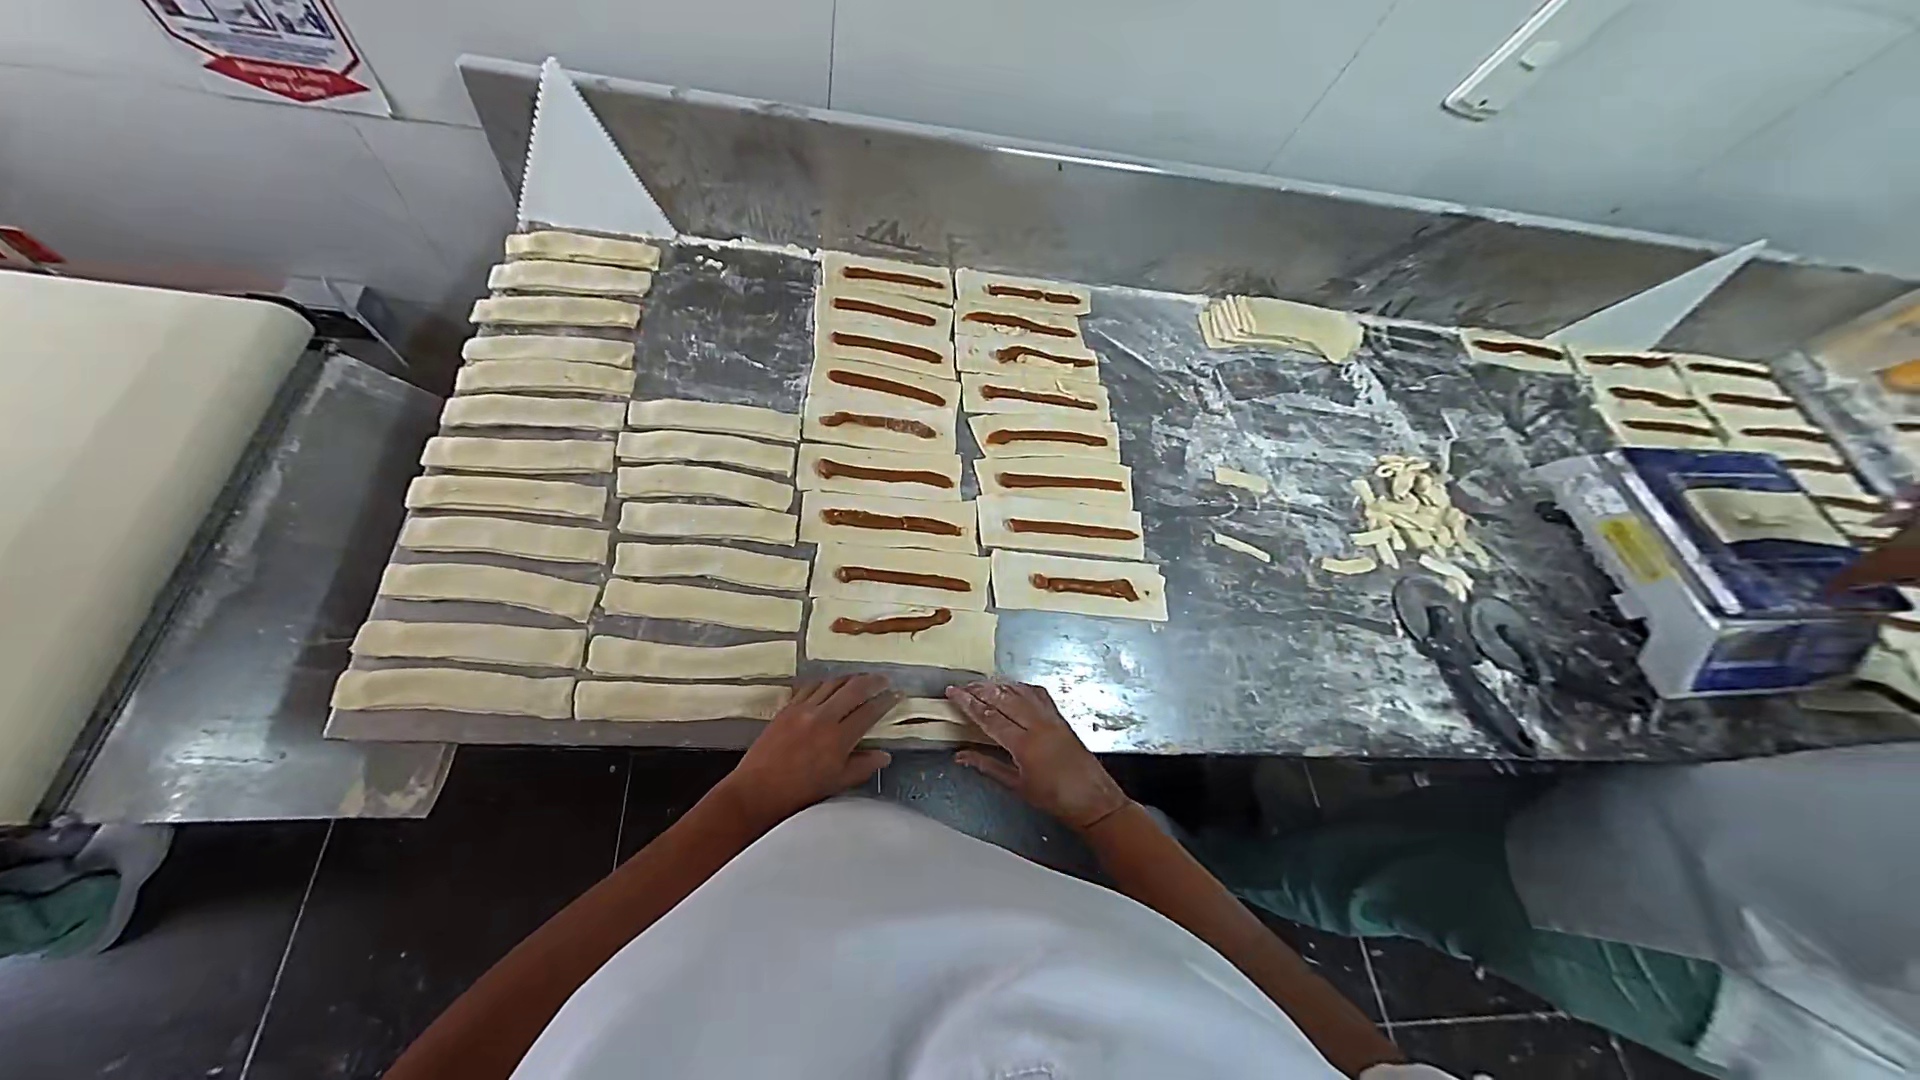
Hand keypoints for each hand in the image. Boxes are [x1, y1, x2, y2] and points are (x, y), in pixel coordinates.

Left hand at [717, 674, 897, 828]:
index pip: (869, 711)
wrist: (756, 791)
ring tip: (860, 679)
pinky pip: (810, 686)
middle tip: (883, 680)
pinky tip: (829, 685)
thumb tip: (885, 756)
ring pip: (832, 683)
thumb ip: (863, 766)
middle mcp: (822, 717)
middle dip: (873, 681)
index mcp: (838, 738)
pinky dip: (824, 683)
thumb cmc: (799, 792)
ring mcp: (802, 709)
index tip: (896, 695)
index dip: (886, 701)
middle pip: (854, 688)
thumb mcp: (837, 782)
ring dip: (849, 678)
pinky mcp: (787, 708)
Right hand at [946, 681, 1127, 830]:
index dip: (968, 703)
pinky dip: (1020, 687)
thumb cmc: (1054, 798)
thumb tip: (961, 756)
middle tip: (961, 685)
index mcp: (1024, 744)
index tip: (953, 692)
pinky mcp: (1059, 716)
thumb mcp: (1016, 785)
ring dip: (998, 685)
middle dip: (979, 689)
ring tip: (979, 684)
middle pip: (1002, 698)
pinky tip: (1010, 687)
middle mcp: (1038, 724)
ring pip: (1019, 691)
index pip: (989, 716)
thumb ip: (987, 765)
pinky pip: (1036, 694)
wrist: (1093, 799)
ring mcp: (1050, 718)